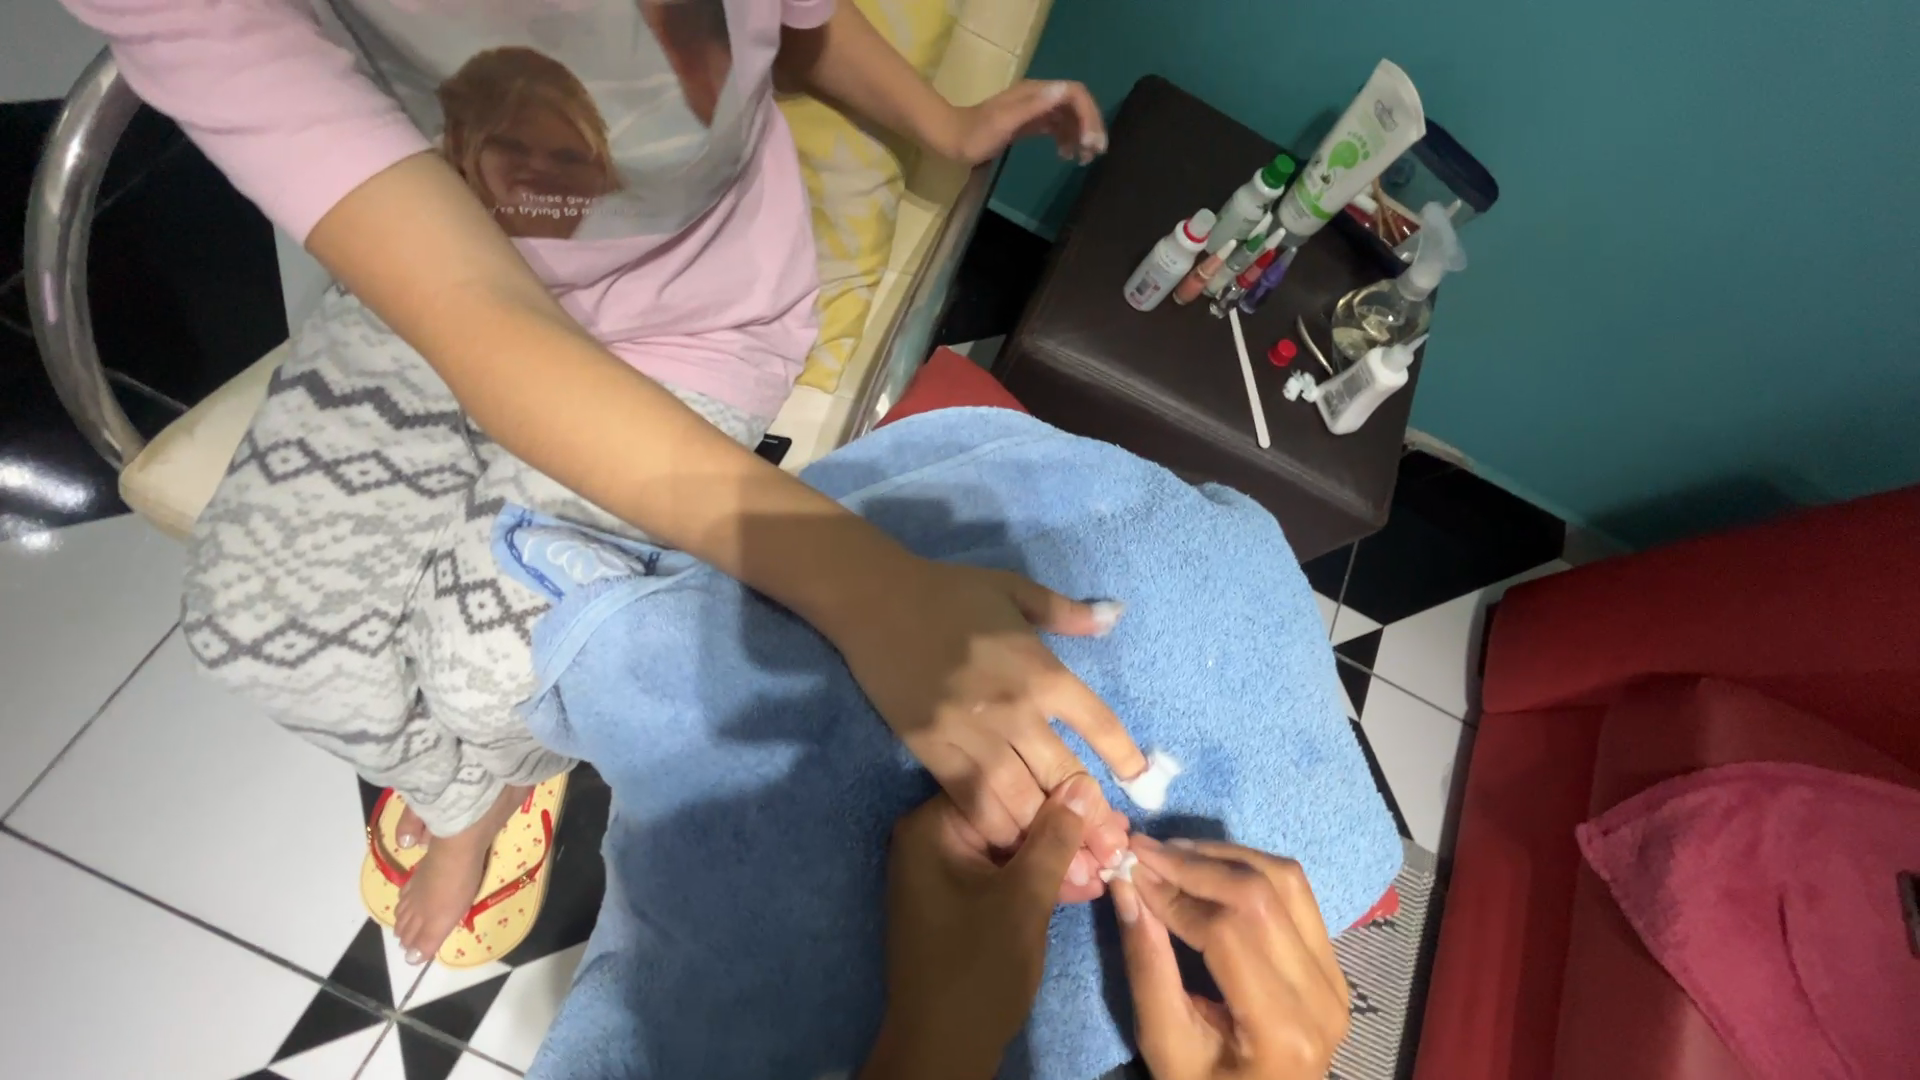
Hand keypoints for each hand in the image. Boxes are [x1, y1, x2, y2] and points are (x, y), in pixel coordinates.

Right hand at [828, 555, 1143, 888]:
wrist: (877, 601)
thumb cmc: (950, 592)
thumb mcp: (1014, 588)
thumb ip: (1065, 611)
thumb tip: (1114, 617)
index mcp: (1040, 669)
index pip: (1098, 722)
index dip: (1124, 756)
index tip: (1137, 779)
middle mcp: (1014, 709)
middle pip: (1063, 776)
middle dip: (1090, 817)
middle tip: (1107, 848)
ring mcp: (970, 733)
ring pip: (1018, 799)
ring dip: (1043, 831)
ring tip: (1064, 858)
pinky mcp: (930, 749)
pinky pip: (969, 799)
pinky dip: (992, 825)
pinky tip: (1006, 841)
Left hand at [863, 779, 1098, 1079]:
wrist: (943, 1052)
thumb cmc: (978, 968)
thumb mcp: (1024, 898)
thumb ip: (1055, 838)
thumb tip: (1082, 783)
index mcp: (932, 825)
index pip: (1004, 788)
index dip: (1060, 797)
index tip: (1107, 809)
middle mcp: (931, 836)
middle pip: (1010, 817)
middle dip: (1065, 831)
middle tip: (1118, 836)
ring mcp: (944, 867)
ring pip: (1012, 847)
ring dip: (1060, 857)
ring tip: (1113, 858)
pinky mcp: (959, 895)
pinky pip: (1004, 872)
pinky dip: (1040, 878)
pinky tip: (1088, 882)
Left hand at [941, 79, 1107, 165]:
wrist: (951, 140)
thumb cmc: (975, 136)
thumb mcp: (1004, 122)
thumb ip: (1033, 107)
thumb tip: (1063, 91)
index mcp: (1036, 93)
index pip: (1074, 95)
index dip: (1089, 116)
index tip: (1091, 143)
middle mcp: (1038, 97)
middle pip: (1076, 105)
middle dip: (1090, 127)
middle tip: (1094, 154)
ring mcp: (1034, 111)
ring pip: (1068, 117)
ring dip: (1081, 135)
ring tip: (1083, 159)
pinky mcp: (1029, 124)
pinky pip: (1056, 128)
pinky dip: (1067, 140)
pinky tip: (1066, 156)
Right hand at [1109, 837, 1351, 1079]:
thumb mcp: (1164, 1043)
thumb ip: (1146, 962)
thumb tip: (1123, 883)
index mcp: (1283, 1030)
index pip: (1226, 929)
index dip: (1173, 890)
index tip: (1129, 866)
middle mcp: (1322, 996)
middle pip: (1258, 894)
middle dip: (1192, 862)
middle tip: (1143, 849)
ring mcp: (1335, 975)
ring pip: (1283, 879)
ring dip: (1221, 855)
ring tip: (1170, 853)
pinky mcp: (1331, 961)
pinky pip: (1294, 890)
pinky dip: (1247, 866)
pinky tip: (1207, 866)